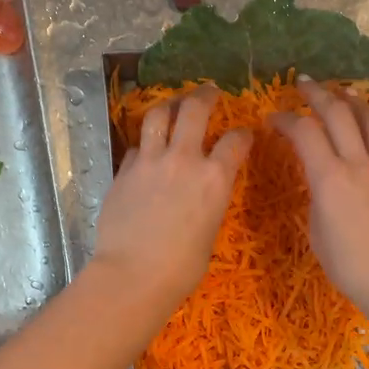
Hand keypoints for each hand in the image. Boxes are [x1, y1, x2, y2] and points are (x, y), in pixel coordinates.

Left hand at [92, 85, 251, 296]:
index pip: (235, 142)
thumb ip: (208, 203)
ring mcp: (150, 162)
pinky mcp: (124, 170)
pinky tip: (148, 150)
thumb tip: (201, 194)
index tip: (244, 135)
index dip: (243, 135)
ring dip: (170, 105)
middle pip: (194, 109)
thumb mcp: (209, 234)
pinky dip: (146, 143)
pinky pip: (137, 146)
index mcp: (215, 180)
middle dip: (205, 95)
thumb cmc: (181, 269)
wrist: (133, 276)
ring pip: (159, 115)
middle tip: (209, 93)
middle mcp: (184, 160)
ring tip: (174, 105)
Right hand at [271, 79, 368, 313]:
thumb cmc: (349, 268)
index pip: (304, 132)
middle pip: (337, 113)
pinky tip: (367, 127)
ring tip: (341, 93)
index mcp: (329, 179)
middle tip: (303, 84)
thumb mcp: (317, 235)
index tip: (273, 120)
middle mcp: (356, 164)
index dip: (285, 119)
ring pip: (367, 120)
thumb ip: (316, 199)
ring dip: (350, 101)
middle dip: (317, 94)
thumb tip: (319, 184)